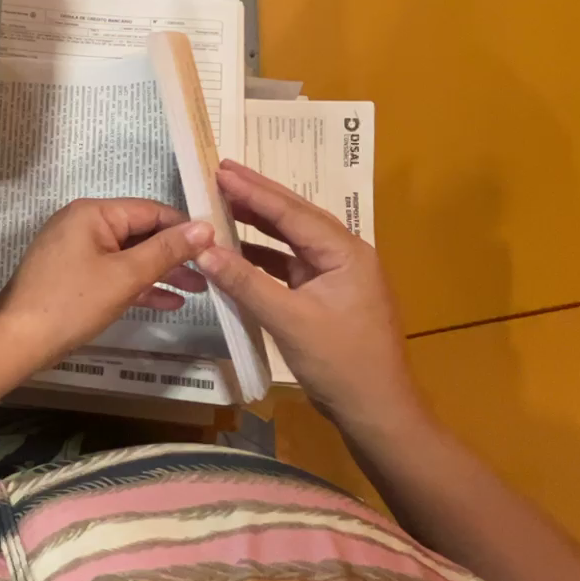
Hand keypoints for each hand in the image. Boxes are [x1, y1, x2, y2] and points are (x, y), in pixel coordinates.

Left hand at [0, 198, 213, 363]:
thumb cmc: (72, 302)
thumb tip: (205, 226)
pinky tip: (171, 302)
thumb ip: (166, 250)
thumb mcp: (125, 275)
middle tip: (214, 271)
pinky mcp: (74, 276)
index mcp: (93, 213)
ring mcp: (76, 251)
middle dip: (176, 253)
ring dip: (162, 271)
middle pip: (140, 232)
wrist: (19, 339)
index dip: (185, 227)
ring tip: (201, 289)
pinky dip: (139, 286)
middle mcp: (83, 224)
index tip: (219, 245)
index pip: (150, 210)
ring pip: (129, 256)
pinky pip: (113, 274)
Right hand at [195, 161, 425, 434]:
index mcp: (345, 253)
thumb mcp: (288, 320)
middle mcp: (343, 255)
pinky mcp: (324, 295)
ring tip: (223, 201)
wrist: (376, 410)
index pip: (292, 213)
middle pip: (294, 217)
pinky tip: (235, 249)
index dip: (254, 191)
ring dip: (257, 223)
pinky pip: (287, 263)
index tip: (221, 170)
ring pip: (290, 239)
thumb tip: (204, 250)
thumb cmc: (340, 362)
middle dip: (256, 196)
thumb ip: (245, 282)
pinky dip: (261, 255)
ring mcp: (334, 275)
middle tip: (220, 172)